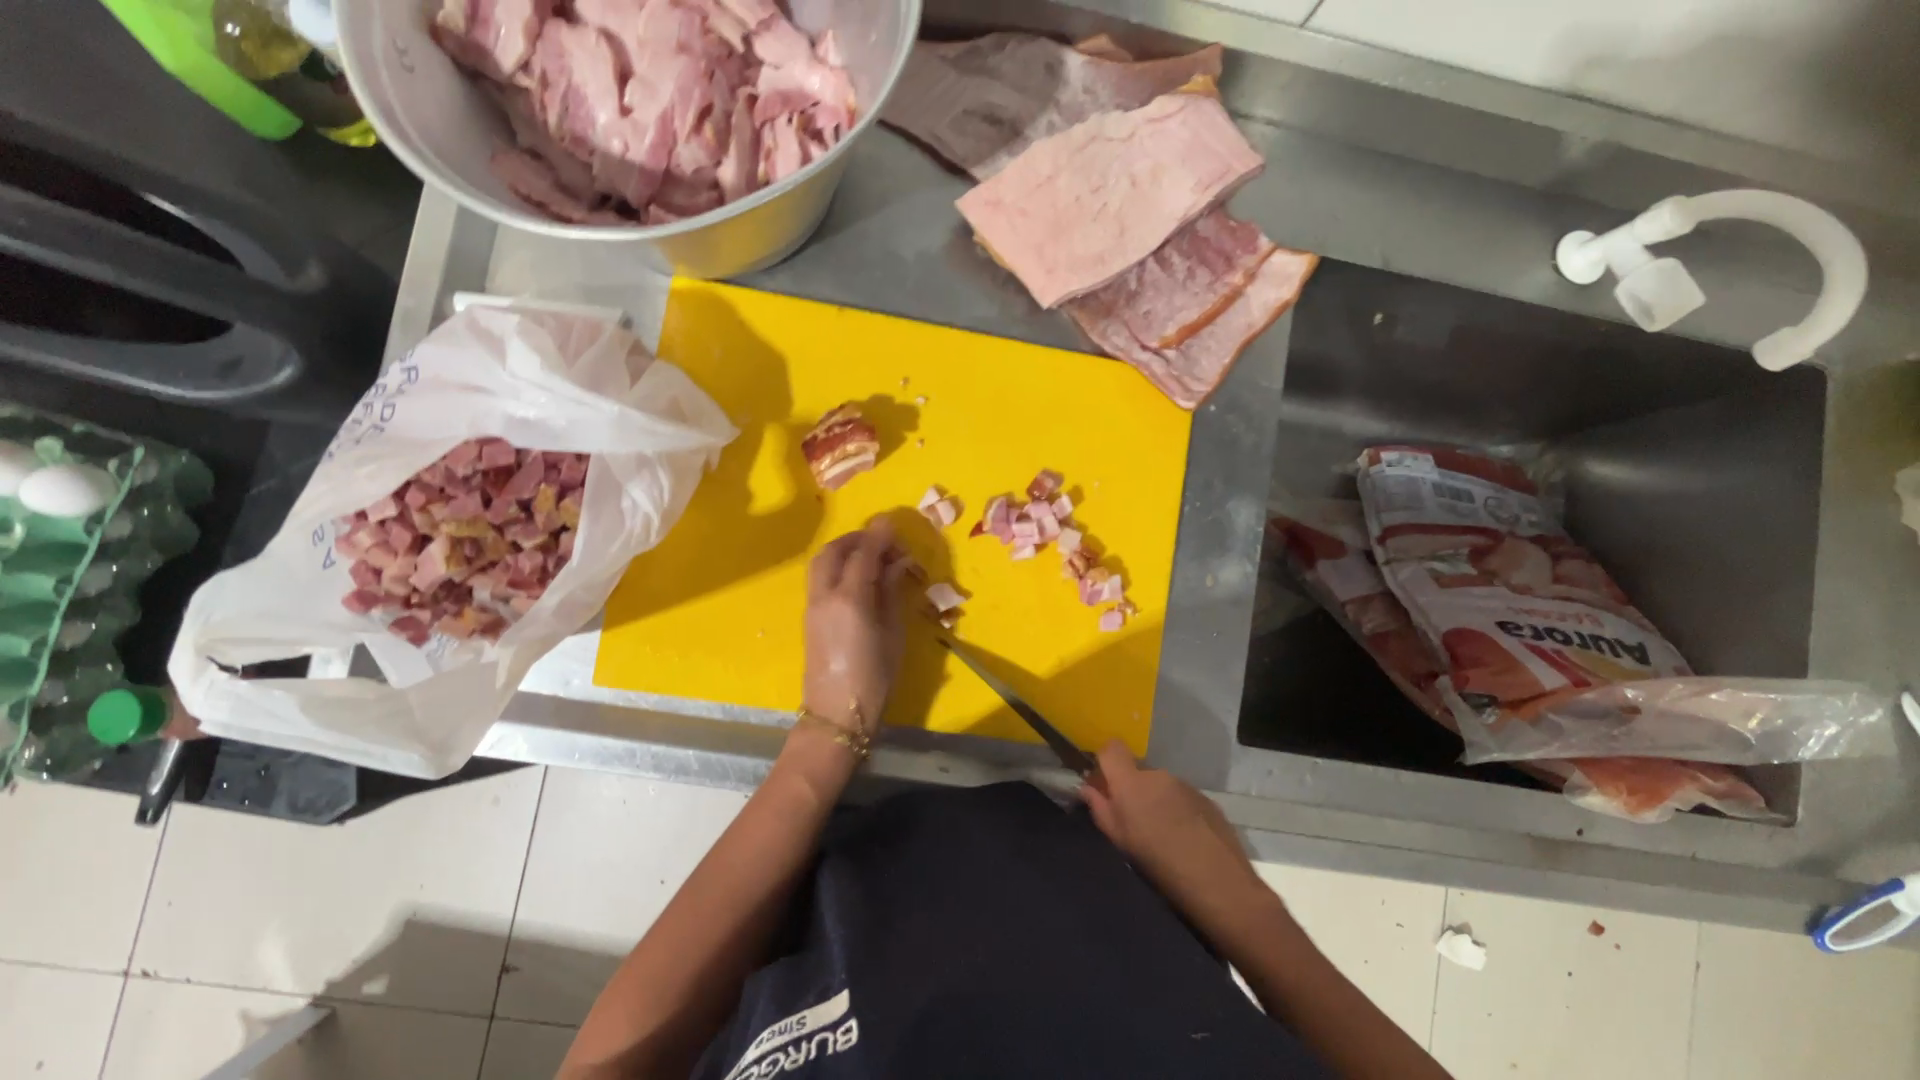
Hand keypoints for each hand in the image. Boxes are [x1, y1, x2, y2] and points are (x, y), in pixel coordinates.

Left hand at [802, 519, 909, 736]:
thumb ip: (892, 592)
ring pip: (822, 562)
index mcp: (850, 598)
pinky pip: (820, 578)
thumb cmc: (875, 678)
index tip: (893, 522)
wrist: (836, 715)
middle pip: (834, 551)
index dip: (879, 536)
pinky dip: (838, 567)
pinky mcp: (809, 617)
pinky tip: (858, 578)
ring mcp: (812, 605)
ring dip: (844, 551)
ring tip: (870, 557)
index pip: (864, 554)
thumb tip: (897, 563)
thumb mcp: (893, 634)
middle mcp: (825, 595)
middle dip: (857, 539)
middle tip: (882, 542)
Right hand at [1081, 740, 1274, 931]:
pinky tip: (1185, 839)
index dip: (1105, 761)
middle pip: (1138, 772)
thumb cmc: (1158, 862)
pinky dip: (1178, 811)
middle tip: (1133, 822)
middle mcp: (1159, 775)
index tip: (1103, 785)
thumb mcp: (1119, 841)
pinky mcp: (1207, 799)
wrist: (1217, 880)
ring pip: (1161, 786)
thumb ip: (1100, 809)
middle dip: (1132, 790)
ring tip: (1162, 835)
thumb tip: (1088, 788)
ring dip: (1156, 802)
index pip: (1111, 748)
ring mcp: (1186, 785)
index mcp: (1132, 782)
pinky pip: (1182, 798)